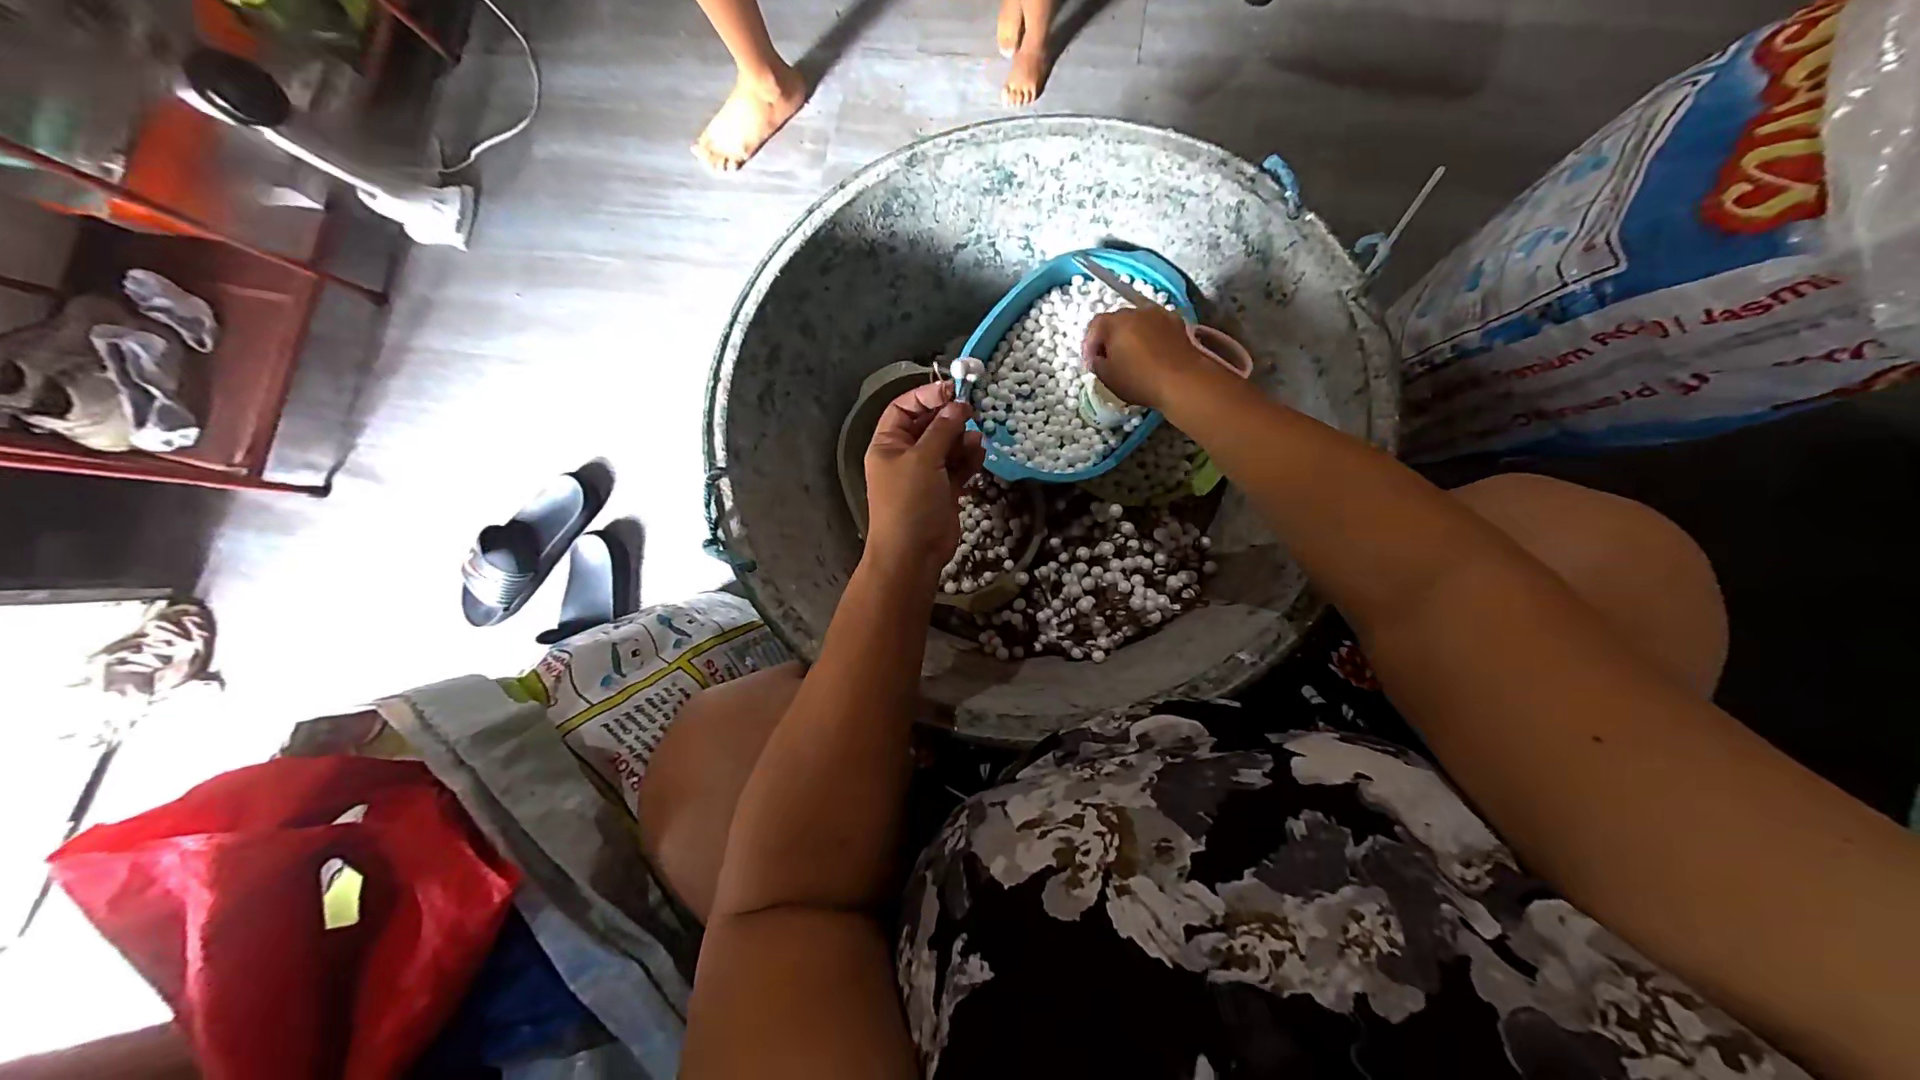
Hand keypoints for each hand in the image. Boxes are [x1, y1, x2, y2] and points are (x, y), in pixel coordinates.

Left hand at [864, 380, 984, 582]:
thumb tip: (958, 405)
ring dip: (962, 438)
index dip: (926, 396)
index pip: (903, 408)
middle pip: (928, 425)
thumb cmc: (909, 502)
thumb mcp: (923, 459)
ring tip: (976, 437)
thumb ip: (942, 429)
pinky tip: (980, 452)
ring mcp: (925, 474)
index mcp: (887, 444)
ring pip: (947, 445)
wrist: (913, 554)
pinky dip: (969, 458)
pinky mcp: (944, 490)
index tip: (953, 390)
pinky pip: (958, 466)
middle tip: (971, 411)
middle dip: (949, 417)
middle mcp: (905, 455)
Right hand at [1082, 306, 1219, 409]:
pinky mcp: (1178, 323)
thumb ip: (1097, 364)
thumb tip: (1098, 358)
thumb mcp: (1108, 377)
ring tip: (1134, 356)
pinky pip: (1157, 327)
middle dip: (1111, 337)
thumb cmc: (1139, 379)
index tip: (1091, 362)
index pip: (1095, 326)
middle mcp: (1137, 311)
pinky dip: (1151, 336)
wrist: (1183, 380)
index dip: (1090, 344)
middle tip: (1111, 358)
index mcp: (1115, 322)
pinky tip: (1154, 353)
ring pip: (1139, 322)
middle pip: (1118, 320)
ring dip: (1133, 335)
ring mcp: (1160, 314)